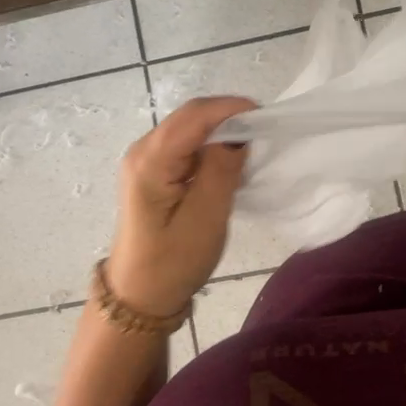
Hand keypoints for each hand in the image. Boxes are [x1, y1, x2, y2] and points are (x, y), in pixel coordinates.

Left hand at [106, 96, 257, 315]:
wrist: (139, 296)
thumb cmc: (172, 262)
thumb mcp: (206, 217)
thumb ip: (222, 168)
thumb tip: (238, 134)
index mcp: (150, 160)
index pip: (195, 116)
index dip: (231, 109)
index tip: (266, 119)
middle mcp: (142, 150)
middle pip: (190, 116)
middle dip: (228, 117)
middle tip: (263, 133)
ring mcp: (144, 160)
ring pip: (189, 128)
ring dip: (220, 131)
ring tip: (251, 146)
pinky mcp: (152, 171)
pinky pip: (185, 144)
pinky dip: (209, 145)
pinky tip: (227, 162)